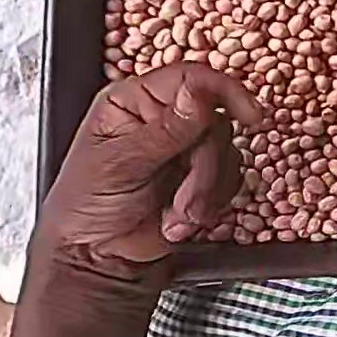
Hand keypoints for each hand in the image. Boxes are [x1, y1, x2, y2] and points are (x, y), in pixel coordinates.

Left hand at [33, 64, 263, 275]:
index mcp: (135, 102)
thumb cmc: (86, 207)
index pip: (190, 78)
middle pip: (216, 122)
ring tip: (175, 215)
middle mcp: (166, 118)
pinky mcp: (204, 176)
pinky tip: (179, 219)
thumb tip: (199, 93)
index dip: (224, 91)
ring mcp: (187, 148)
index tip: (249, 114)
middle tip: (185, 199)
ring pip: (227, 153)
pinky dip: (210, 204)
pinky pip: (231, 179)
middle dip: (205, 167)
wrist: (97, 259)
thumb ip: (165, 130)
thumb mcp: (120, 164)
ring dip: (205, 191)